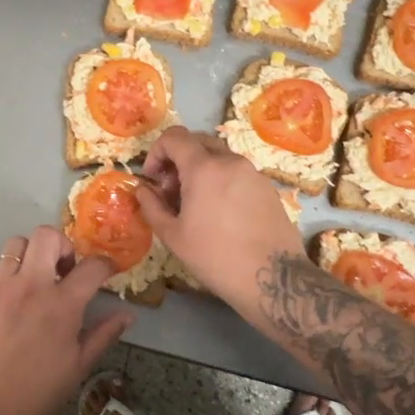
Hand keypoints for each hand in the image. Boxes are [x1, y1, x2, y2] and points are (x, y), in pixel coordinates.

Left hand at [0, 226, 132, 414]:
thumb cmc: (38, 391)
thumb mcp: (79, 366)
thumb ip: (104, 334)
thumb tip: (128, 315)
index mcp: (62, 306)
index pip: (92, 267)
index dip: (105, 265)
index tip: (106, 272)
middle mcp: (31, 287)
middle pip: (47, 236)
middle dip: (63, 245)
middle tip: (65, 269)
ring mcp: (0, 288)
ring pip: (16, 244)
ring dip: (32, 254)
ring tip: (36, 277)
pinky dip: (8, 272)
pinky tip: (13, 294)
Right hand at [137, 126, 306, 321]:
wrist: (272, 277)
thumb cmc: (215, 257)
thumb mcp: (172, 236)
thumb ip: (151, 206)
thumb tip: (143, 190)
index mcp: (204, 168)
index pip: (174, 137)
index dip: (156, 153)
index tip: (153, 179)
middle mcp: (231, 161)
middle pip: (197, 142)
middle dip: (178, 159)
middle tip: (171, 191)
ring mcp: (253, 172)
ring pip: (219, 156)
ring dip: (200, 169)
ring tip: (195, 204)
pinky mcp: (268, 187)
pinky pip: (237, 172)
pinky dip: (221, 180)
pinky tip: (220, 212)